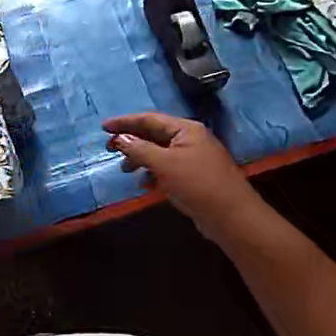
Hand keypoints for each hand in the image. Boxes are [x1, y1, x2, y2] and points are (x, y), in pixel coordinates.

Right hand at [104, 112, 262, 237]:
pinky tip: (144, 184)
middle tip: (110, 149)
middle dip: (132, 141)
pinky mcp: (194, 177)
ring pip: (160, 153)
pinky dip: (153, 173)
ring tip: (125, 170)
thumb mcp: (164, 164)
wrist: (231, 216)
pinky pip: (168, 168)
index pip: (149, 119)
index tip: (103, 127)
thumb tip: (119, 138)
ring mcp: (194, 158)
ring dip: (141, 158)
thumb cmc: (197, 184)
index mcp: (185, 129)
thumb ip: (139, 149)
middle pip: (154, 134)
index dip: (125, 122)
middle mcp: (190, 139)